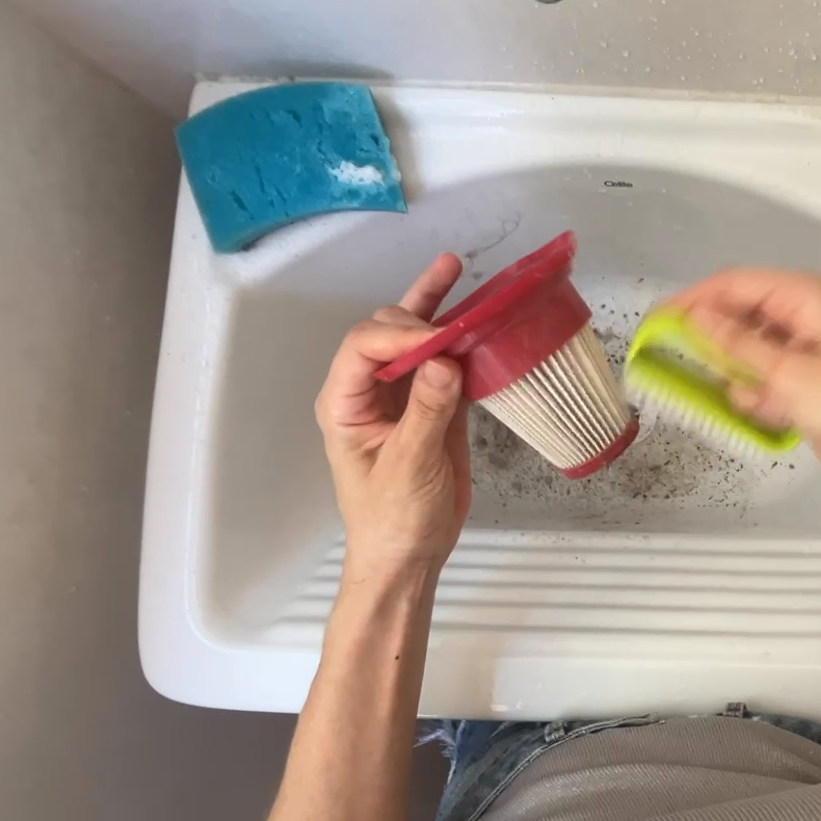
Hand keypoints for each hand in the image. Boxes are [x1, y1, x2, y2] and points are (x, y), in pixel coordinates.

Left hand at [315, 253, 471, 575]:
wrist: (412, 554)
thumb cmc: (394, 519)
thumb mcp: (408, 468)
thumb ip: (426, 412)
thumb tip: (445, 362)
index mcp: (345, 403)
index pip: (363, 348)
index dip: (400, 336)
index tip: (441, 342)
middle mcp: (370, 390)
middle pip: (386, 333)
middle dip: (418, 318)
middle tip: (458, 327)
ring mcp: (403, 395)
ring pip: (414, 339)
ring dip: (433, 305)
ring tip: (453, 266)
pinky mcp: (434, 405)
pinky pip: (444, 363)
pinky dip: (460, 340)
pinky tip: (475, 315)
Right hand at [667, 268, 820, 489]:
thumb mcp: (790, 374)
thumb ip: (738, 345)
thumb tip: (695, 318)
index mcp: (805, 297)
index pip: (735, 284)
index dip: (694, 299)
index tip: (657, 321)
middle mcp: (801, 315)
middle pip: (738, 317)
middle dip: (718, 345)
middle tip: (685, 365)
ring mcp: (801, 349)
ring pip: (745, 353)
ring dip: (742, 378)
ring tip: (756, 400)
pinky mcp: (799, 381)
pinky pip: (760, 380)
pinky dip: (759, 398)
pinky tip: (773, 413)